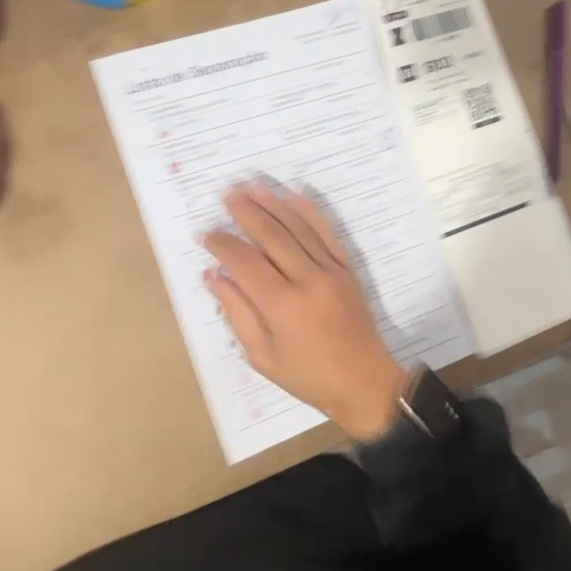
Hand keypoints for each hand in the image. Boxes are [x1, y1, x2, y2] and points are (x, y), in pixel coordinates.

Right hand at [202, 183, 407, 441]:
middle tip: (227, 195)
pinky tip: (293, 196)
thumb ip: (236, 312)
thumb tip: (213, 275)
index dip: (223, 245)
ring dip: (274, 205)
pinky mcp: (347, 269)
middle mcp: (308, 282)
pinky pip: (327, 233)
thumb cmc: (308, 377)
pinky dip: (309, 212)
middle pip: (272, 236)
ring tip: (252, 187)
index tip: (206, 234)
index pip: (245, 263)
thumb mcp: (262, 355)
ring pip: (299, 228)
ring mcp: (331, 272)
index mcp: (283, 307)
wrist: (364, 382)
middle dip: (247, 213)